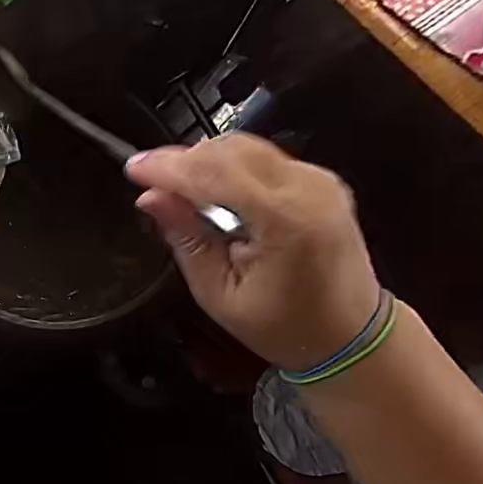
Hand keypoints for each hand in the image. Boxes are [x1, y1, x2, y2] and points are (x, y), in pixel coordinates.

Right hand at [127, 133, 382, 371]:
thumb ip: (187, 240)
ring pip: (248, 148)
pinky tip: (208, 192)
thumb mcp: (220, 294)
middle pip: (232, 150)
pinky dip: (229, 168)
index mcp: (287, 221)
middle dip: (183, 160)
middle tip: (149, 181)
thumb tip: (151, 199)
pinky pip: (264, 159)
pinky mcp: (320, 180)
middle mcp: (310, 188)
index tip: (134, 167)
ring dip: (204, 162)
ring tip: (174, 189)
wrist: (349, 335)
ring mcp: (320, 180)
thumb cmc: (285, 327)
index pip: (216, 173)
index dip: (168, 167)